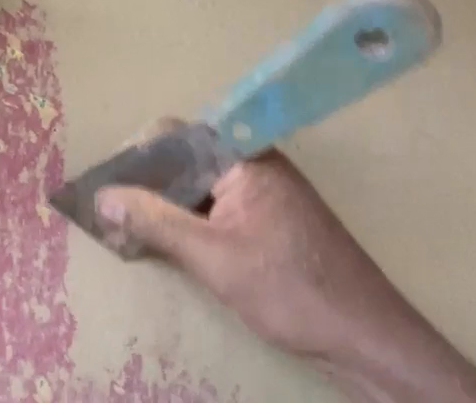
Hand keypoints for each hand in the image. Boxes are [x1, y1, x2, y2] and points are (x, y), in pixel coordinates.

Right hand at [95, 146, 475, 402]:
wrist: (373, 342)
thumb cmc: (293, 290)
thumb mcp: (213, 257)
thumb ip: (155, 221)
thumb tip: (102, 196)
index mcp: (244, 157)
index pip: (174, 134)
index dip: (136, 155)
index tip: (107, 185)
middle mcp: (255, 164)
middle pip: (185, 159)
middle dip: (147, 183)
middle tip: (113, 211)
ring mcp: (267, 192)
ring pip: (200, 185)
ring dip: (167, 205)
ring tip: (132, 229)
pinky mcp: (272, 220)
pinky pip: (217, 206)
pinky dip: (190, 220)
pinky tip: (170, 243)